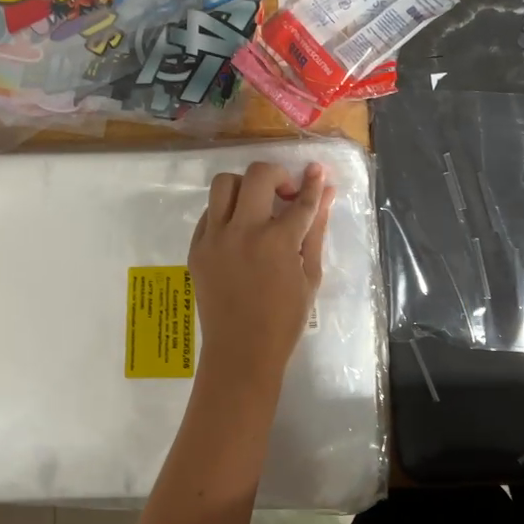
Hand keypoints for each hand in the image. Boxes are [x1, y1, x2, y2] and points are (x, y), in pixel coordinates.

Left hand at [189, 162, 334, 391]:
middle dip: (277, 175)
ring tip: (257, 207)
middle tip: (285, 194)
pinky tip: (239, 230)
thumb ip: (316, 229)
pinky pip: (209, 212)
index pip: (300, 200)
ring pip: (224, 184)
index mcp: (277, 242)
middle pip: (257, 175)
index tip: (317, 171)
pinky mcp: (196, 248)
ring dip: (246, 187)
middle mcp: (243, 231)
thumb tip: (327, 193)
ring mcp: (214, 238)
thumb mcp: (310, 274)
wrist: (240, 352)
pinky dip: (226, 212)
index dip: (312, 183)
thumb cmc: (284, 319)